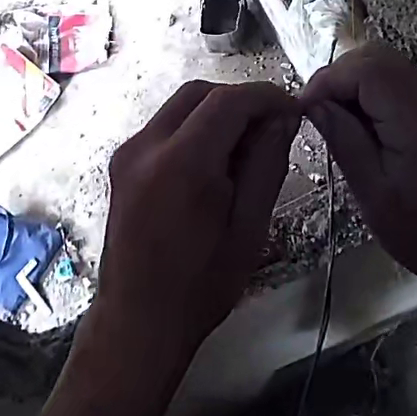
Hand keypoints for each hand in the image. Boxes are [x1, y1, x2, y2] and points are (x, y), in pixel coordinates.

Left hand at [90, 80, 299, 368]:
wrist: (138, 322)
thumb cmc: (202, 284)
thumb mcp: (250, 226)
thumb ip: (267, 163)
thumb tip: (284, 118)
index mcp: (180, 164)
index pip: (227, 101)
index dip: (266, 97)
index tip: (293, 109)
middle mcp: (145, 147)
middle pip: (200, 93)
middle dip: (241, 100)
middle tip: (273, 126)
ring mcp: (128, 154)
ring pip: (181, 106)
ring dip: (218, 112)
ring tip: (248, 146)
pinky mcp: (122, 164)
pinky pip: (166, 126)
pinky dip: (197, 128)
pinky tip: (217, 160)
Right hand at [301, 45, 416, 301]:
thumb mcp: (374, 194)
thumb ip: (345, 140)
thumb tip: (315, 103)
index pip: (365, 68)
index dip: (328, 79)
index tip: (303, 108)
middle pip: (379, 58)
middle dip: (340, 76)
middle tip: (317, 113)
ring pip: (391, 69)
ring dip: (357, 85)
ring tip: (336, 123)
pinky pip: (404, 89)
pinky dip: (376, 96)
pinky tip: (365, 131)